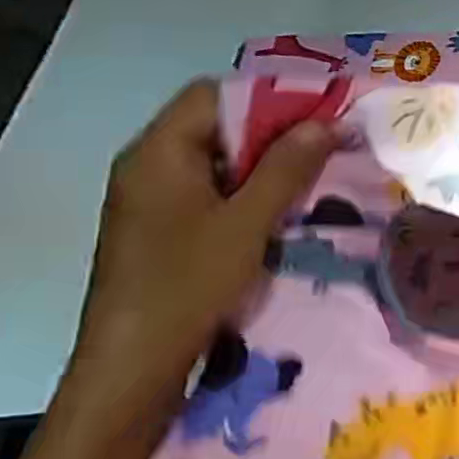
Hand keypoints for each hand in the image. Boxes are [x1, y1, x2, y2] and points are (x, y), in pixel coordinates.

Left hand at [56, 79, 335, 444]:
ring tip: (307, 181)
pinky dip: (242, 194)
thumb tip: (325, 123)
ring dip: (259, 167)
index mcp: (158, 151)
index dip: (267, 97)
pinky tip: (275, 215)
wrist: (133, 364)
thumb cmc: (188, 284)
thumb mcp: (247, 223)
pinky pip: (206, 193)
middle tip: (321, 150)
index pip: (213, 94)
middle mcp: (147, 164)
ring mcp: (149, 199)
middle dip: (270, 134)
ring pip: (213, 162)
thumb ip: (286, 169)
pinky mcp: (158, 228)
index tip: (316, 115)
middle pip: (213, 126)